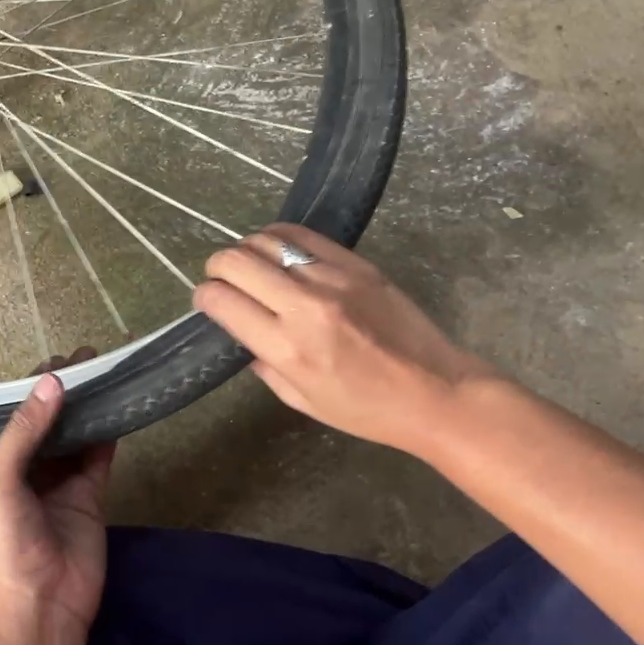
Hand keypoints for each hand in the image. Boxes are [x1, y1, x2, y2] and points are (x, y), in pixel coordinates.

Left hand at [0, 349, 114, 644]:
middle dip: (63, 389)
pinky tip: (117, 406)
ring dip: (87, 404)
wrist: (40, 602)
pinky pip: (99, 456)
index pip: (17, 413)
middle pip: (49, 418)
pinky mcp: (90, 496)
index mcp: (0, 460)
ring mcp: (61, 480)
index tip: (56, 360)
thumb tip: (52, 382)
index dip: (34, 386)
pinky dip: (107, 432)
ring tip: (103, 370)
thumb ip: (25, 430)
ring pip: (76, 432)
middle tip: (86, 357)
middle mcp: (30, 465)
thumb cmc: (6, 539)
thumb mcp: (1, 478)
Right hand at [191, 223, 497, 455]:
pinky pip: (300, 234)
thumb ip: (261, 360)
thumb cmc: (367, 409)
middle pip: (234, 261)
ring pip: (262, 240)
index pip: (220, 300)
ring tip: (254, 267)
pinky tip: (279, 252)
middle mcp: (304, 307)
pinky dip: (277, 238)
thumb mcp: (300, 398)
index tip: (207, 302)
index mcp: (287, 348)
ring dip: (246, 252)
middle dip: (216, 269)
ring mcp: (332, 280)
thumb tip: (239, 329)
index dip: (203, 297)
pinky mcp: (355, 264)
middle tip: (223, 281)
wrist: (440, 393)